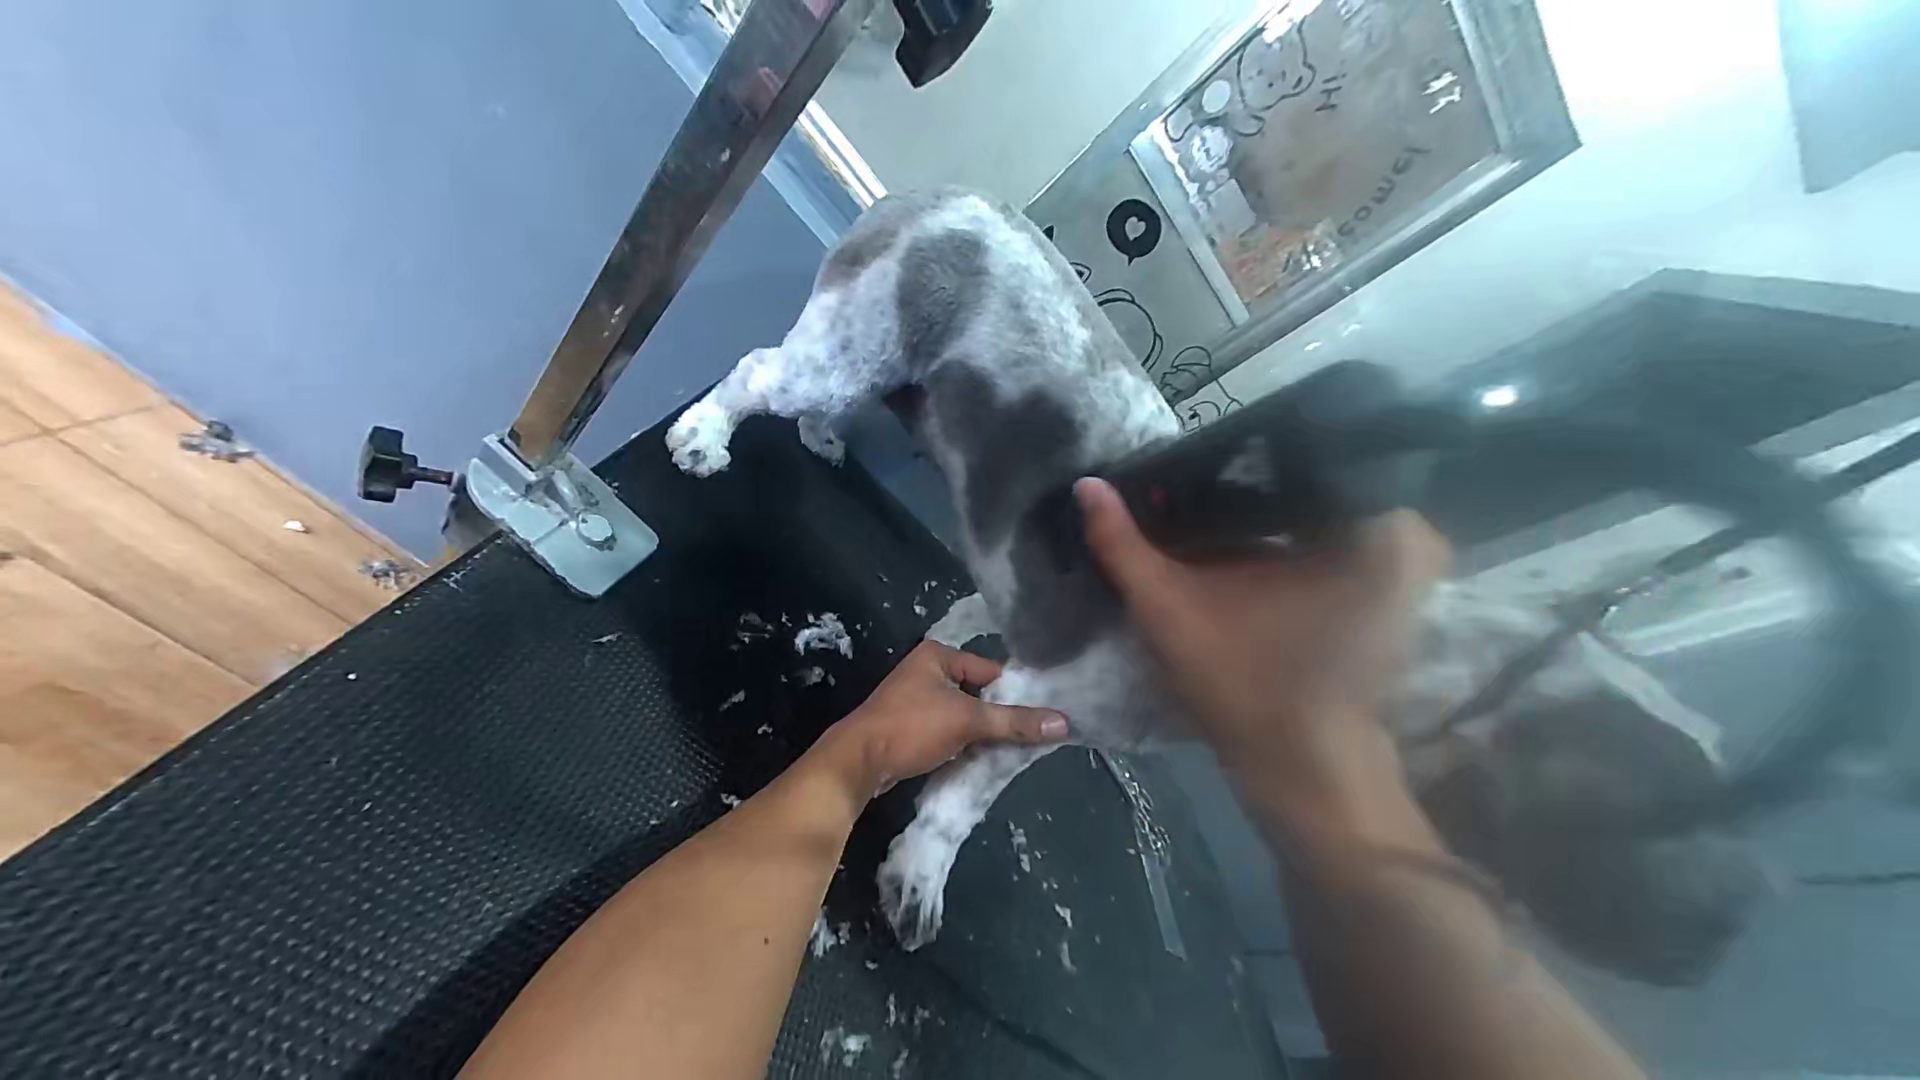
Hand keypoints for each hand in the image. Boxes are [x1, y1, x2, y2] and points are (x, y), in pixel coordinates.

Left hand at [812, 641, 1068, 799]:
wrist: (858, 762)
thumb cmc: (911, 727)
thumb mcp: (968, 721)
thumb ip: (1014, 722)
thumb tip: (1063, 723)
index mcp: (937, 655)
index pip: (990, 671)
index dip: (1011, 695)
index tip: (1035, 719)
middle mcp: (925, 670)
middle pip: (976, 693)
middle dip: (994, 716)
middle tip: (1021, 738)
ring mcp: (914, 698)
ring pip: (961, 714)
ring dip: (977, 733)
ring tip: (1000, 751)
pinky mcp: (908, 725)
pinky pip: (945, 729)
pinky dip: (959, 743)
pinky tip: (973, 759)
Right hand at [1075, 477, 1447, 819]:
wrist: (1300, 771)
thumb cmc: (1244, 686)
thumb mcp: (1170, 609)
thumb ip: (1124, 546)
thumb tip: (1086, 484)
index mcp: (1368, 530)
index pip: (1311, 448)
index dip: (1247, 448)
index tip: (1201, 455)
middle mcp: (1402, 539)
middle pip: (1314, 478)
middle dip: (1256, 476)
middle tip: (1201, 478)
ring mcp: (1402, 571)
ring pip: (1326, 510)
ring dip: (1273, 505)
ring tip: (1216, 499)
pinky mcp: (1387, 595)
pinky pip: (1338, 539)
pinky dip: (1293, 534)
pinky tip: (1246, 540)